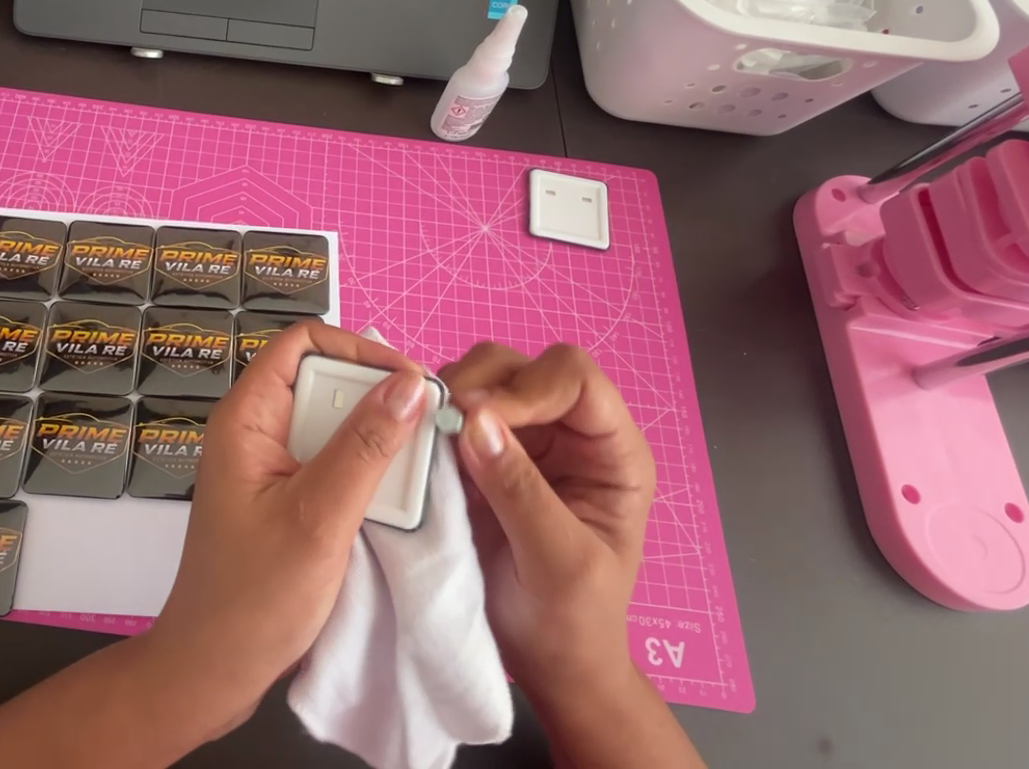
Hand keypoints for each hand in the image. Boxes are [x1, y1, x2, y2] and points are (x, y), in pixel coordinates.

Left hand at [146, 320, 430, 728]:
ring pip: (334, 421)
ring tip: (419, 461)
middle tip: (426, 424)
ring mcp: (271, 463)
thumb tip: (410, 384)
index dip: (357, 348)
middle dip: (375, 395)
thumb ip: (365, 446)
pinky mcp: (286, 494)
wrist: (214, 670)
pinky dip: (365, 469)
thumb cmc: (254, 596)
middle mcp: (257, 428)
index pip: (302, 343)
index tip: (409, 381)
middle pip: (323, 379)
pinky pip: (332, 459)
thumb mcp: (319, 515)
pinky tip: (394, 492)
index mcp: (247, 417)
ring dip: (376, 436)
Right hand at [439, 343, 654, 699]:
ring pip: (481, 380)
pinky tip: (418, 446)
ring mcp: (522, 440)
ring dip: (450, 397)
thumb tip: (474, 420)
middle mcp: (567, 433)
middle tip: (441, 423)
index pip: (575, 379)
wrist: (544, 661)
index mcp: (610, 451)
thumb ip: (521, 491)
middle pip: (521, 367)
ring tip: (427, 435)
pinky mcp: (481, 454)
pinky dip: (431, 419)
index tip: (476, 419)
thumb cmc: (573, 621)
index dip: (526, 388)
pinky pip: (452, 412)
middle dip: (479, 385)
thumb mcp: (560, 563)